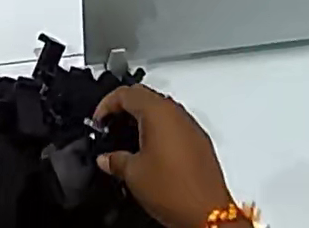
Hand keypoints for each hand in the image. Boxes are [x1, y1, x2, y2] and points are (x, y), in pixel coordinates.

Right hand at [94, 85, 240, 227]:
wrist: (210, 214)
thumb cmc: (176, 191)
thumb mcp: (134, 175)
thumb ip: (115, 160)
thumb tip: (106, 159)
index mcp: (156, 111)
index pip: (125, 93)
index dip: (106, 104)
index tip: (99, 119)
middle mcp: (174, 111)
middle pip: (143, 95)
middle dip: (124, 107)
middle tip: (111, 123)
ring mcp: (189, 124)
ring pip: (161, 108)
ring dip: (143, 117)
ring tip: (130, 138)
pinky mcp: (199, 139)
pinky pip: (175, 123)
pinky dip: (160, 129)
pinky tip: (154, 150)